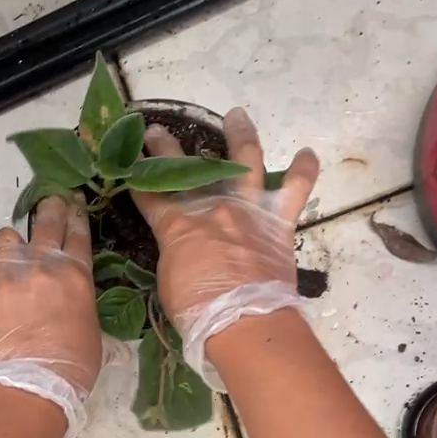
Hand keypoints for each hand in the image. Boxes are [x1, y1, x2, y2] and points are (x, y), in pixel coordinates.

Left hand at [0, 194, 104, 436]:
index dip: (76, 217)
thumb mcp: (92, 334)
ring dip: (14, 239)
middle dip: (50, 209)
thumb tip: (79, 312)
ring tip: (13, 245)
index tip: (73, 204)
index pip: (78, 235)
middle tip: (50, 203)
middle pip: (48, 223)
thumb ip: (82, 310)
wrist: (33, 383)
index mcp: (79, 276)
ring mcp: (15, 274)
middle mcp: (47, 265)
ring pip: (10, 236)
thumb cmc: (71, 368)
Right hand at [132, 107, 319, 390]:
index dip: (138, 179)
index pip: (151, 197)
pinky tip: (306, 153)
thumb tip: (182, 247)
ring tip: (237, 116)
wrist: (242, 321)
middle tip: (157, 132)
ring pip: (246, 160)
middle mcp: (212, 208)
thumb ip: (174, 255)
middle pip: (186, 171)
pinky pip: (296, 188)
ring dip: (240, 135)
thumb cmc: (196, 311)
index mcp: (177, 228)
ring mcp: (248, 210)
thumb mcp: (168, 282)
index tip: (130, 163)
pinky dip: (303, 169)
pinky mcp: (278, 222)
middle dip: (166, 150)